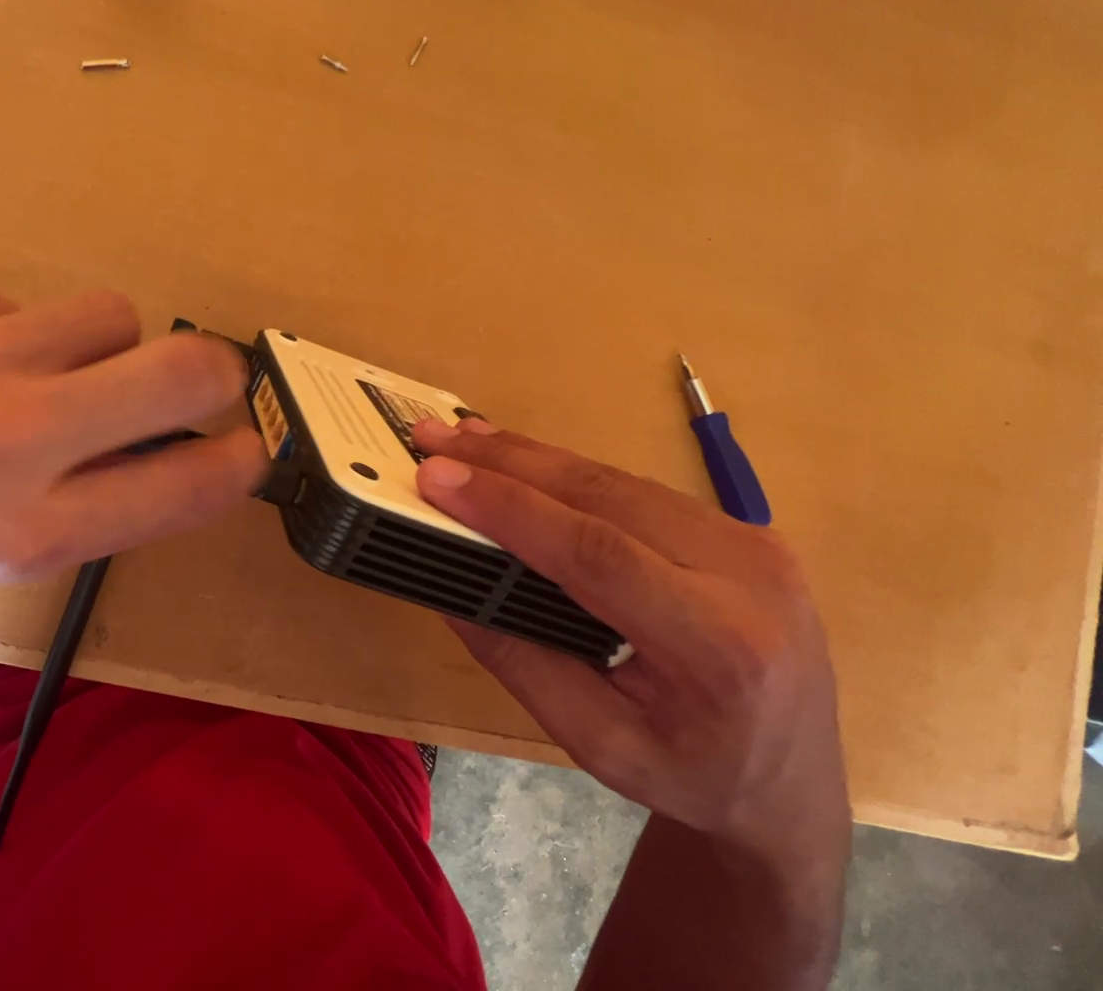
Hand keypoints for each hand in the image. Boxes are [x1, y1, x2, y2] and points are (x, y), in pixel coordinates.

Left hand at [0, 282, 267, 626]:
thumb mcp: (8, 556)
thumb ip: (105, 501)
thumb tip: (181, 440)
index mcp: (38, 527)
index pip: (191, 481)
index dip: (239, 458)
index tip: (243, 445)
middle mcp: (12, 439)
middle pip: (184, 370)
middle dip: (214, 375)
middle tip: (194, 384)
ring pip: (110, 313)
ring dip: (103, 347)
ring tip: (47, 376)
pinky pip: (19, 301)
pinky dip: (12, 334)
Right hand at [410, 417, 848, 865]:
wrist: (793, 787)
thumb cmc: (691, 777)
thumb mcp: (595, 742)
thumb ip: (521, 664)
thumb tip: (449, 592)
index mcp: (719, 645)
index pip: (596, 553)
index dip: (510, 508)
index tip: (438, 478)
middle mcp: (750, 577)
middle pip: (607, 497)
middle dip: (508, 463)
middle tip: (433, 439)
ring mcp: (754, 545)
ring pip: (619, 480)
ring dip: (532, 457)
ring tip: (463, 439)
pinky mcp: (741, 532)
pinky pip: (637, 489)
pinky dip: (567, 472)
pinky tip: (521, 461)